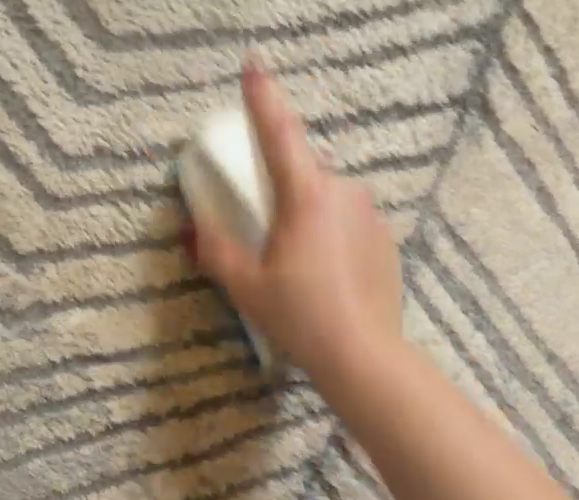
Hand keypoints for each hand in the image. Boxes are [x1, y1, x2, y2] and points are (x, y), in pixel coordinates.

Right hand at [186, 62, 405, 379]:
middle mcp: (342, 191)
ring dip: (305, 221)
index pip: (279, 133)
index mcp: (305, 196)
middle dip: (280, 194)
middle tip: (264, 237)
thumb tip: (194, 230)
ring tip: (295, 271)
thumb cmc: (300, 318)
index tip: (252, 66)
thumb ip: (216, 252)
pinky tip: (322, 281)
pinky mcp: (384, 237)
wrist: (362, 353)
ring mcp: (369, 213)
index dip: (262, 98)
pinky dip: (328, 241)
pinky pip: (346, 225)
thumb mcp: (246, 289)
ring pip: (325, 202)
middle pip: (302, 174)